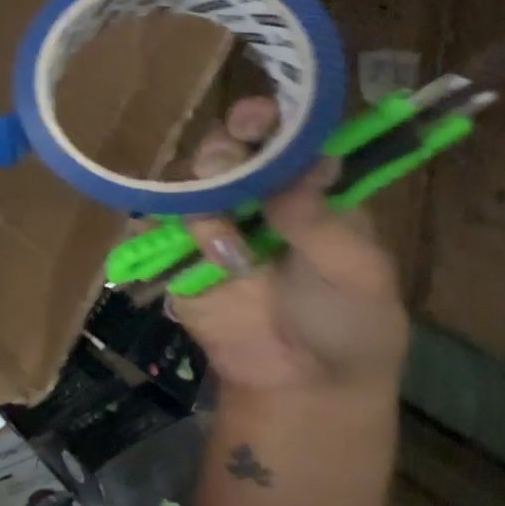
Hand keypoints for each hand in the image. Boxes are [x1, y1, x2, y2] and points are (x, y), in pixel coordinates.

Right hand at [169, 97, 409, 400]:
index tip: (256, 118)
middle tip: (223, 167)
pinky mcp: (173, 253)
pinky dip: (154, 226)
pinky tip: (182, 251)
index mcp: (306, 190)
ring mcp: (210, 223)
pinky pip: (148, 222)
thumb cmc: (349, 326)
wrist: (300, 387)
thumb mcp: (357, 274)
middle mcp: (254, 197)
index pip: (281, 139)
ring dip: (198, 202)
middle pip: (223, 150)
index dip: (267, 120)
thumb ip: (321, 222)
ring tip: (225, 249)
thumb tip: (301, 167)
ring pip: (183, 182)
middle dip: (221, 152)